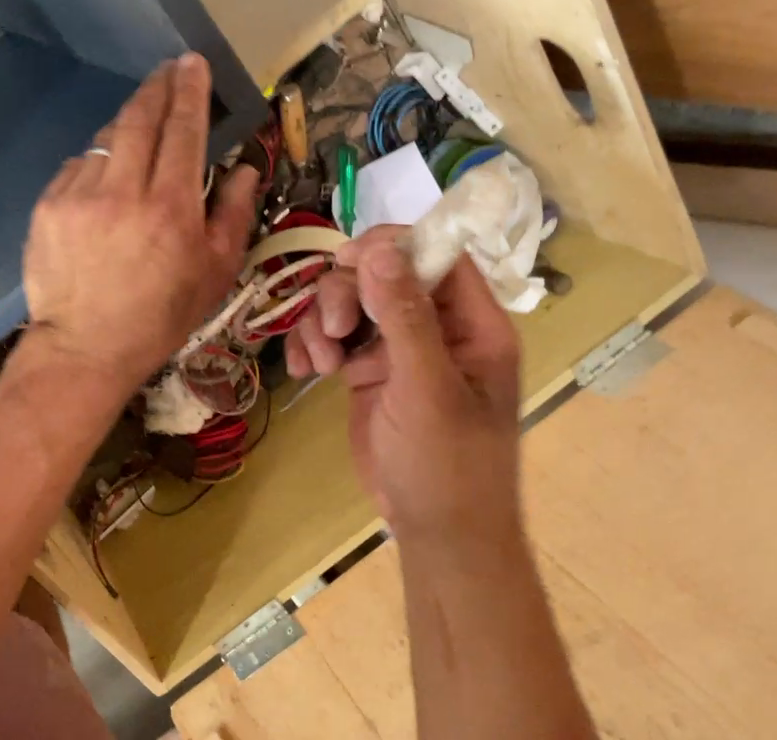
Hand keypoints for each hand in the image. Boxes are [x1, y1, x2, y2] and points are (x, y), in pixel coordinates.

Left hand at [22, 54, 259, 388]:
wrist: (84, 346)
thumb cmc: (159, 316)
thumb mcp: (214, 273)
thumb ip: (234, 213)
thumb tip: (246, 167)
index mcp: (170, 207)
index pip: (183, 129)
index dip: (189, 90)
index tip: (192, 63)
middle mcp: (122, 191)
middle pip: (139, 118)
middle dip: (156, 86)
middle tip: (168, 70)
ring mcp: (78, 196)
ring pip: (106, 139)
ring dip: (127, 125)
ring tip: (141, 126)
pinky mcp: (47, 206)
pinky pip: (77, 167)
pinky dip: (97, 162)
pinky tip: (106, 178)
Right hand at [285, 227, 523, 544]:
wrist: (434, 529)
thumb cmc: (448, 464)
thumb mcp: (426, 388)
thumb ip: (405, 317)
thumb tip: (380, 250)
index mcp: (472, 324)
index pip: (435, 255)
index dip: (390, 247)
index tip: (348, 260)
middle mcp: (435, 326)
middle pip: (379, 273)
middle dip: (346, 295)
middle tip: (335, 330)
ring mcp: (398, 347)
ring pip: (348, 300)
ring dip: (322, 323)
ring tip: (321, 365)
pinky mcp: (366, 367)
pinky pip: (329, 334)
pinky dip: (310, 345)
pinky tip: (304, 371)